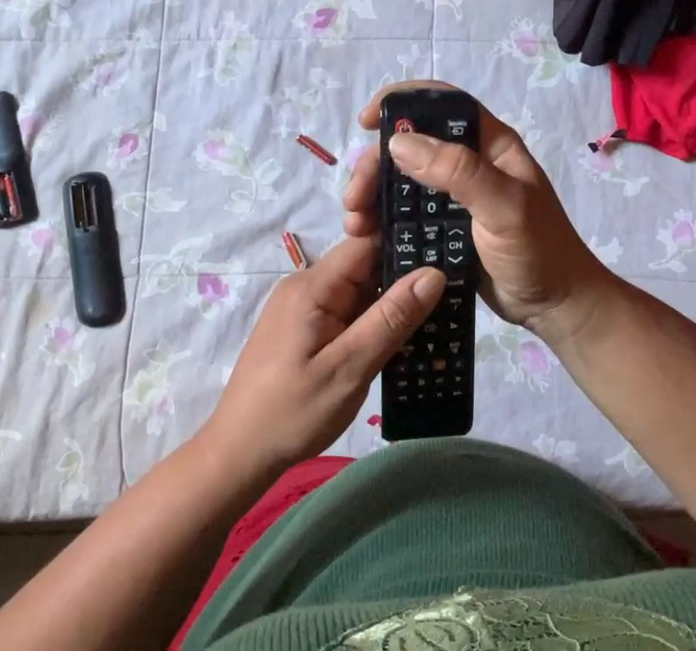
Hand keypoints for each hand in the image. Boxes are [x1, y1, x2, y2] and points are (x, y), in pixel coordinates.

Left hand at [201, 235, 445, 474]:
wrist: (239, 452)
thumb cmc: (292, 413)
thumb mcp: (349, 368)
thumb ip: (390, 319)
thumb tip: (433, 273)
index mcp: (312, 287)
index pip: (367, 243)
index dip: (406, 243)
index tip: (449, 250)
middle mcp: (306, 287)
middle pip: (365, 265)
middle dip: (406, 275)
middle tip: (456, 287)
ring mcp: (303, 308)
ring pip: (360, 290)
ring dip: (393, 301)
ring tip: (442, 310)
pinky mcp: (305, 329)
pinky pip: (348, 311)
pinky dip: (374, 320)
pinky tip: (404, 335)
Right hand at [343, 82, 614, 332]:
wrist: (554, 306)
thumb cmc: (539, 250)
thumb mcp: (504, 206)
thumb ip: (457, 171)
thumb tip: (399, 141)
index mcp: (490, 145)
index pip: (442, 104)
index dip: (403, 102)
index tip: (366, 121)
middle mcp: (469, 164)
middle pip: (411, 145)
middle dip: (376, 163)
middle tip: (356, 195)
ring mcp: (455, 197)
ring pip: (402, 181)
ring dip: (373, 193)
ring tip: (355, 220)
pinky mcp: (444, 228)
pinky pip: (405, 214)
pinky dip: (381, 219)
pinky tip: (365, 235)